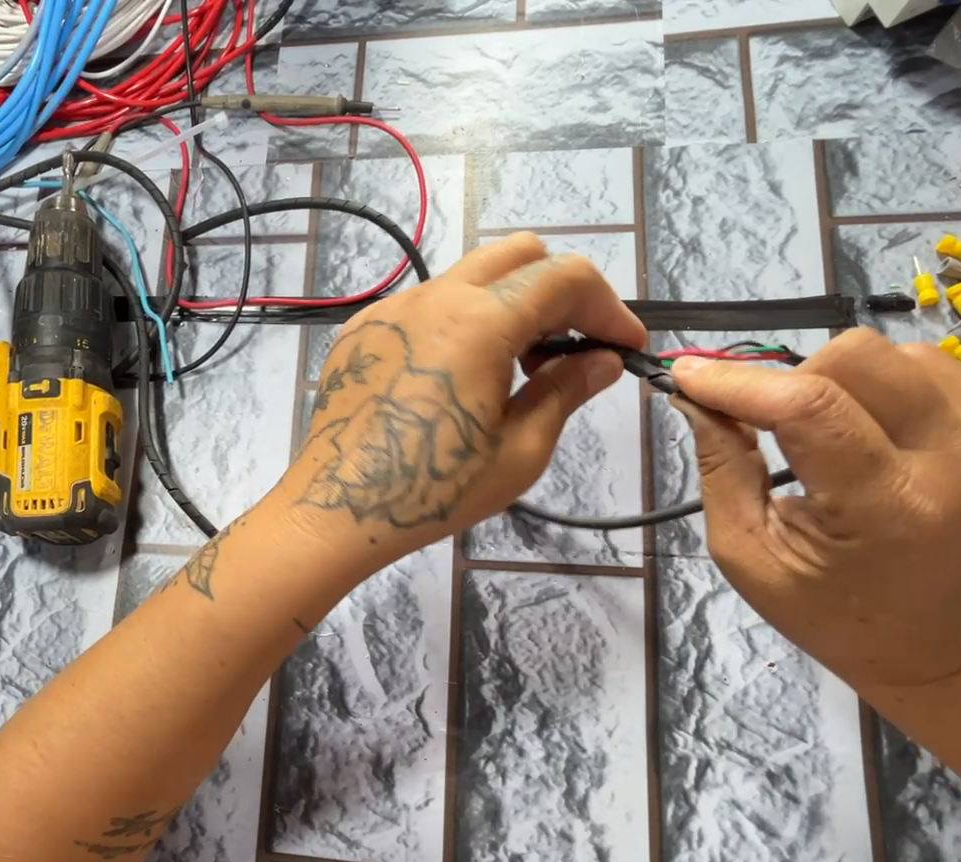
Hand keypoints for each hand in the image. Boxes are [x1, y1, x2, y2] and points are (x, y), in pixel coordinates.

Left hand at [272, 232, 643, 569]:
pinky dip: (459, 323)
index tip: (623, 346)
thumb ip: (565, 391)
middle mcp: (432, 297)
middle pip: (517, 254)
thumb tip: (600, 359)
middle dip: (560, 291)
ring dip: (508, 304)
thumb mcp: (519, 451)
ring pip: (467, 278)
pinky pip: (424, 306)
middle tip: (572, 347)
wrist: (337, 507)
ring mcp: (390, 311)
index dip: (607, 307)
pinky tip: (457, 378)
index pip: (564, 278)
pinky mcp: (361, 332)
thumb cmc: (433, 490)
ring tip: (517, 367)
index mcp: (478, 321)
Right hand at [669, 328, 960, 693]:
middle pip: (856, 357)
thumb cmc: (822, 607)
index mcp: (885, 505)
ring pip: (888, 352)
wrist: (927, 636)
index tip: (686, 375)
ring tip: (811, 432)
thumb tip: (695, 397)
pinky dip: (869, 383)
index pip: (809, 408)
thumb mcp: (746, 551)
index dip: (739, 382)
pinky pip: (920, 363)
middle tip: (760, 420)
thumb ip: (721, 467)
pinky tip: (854, 426)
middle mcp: (955, 457)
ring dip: (830, 379)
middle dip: (788, 379)